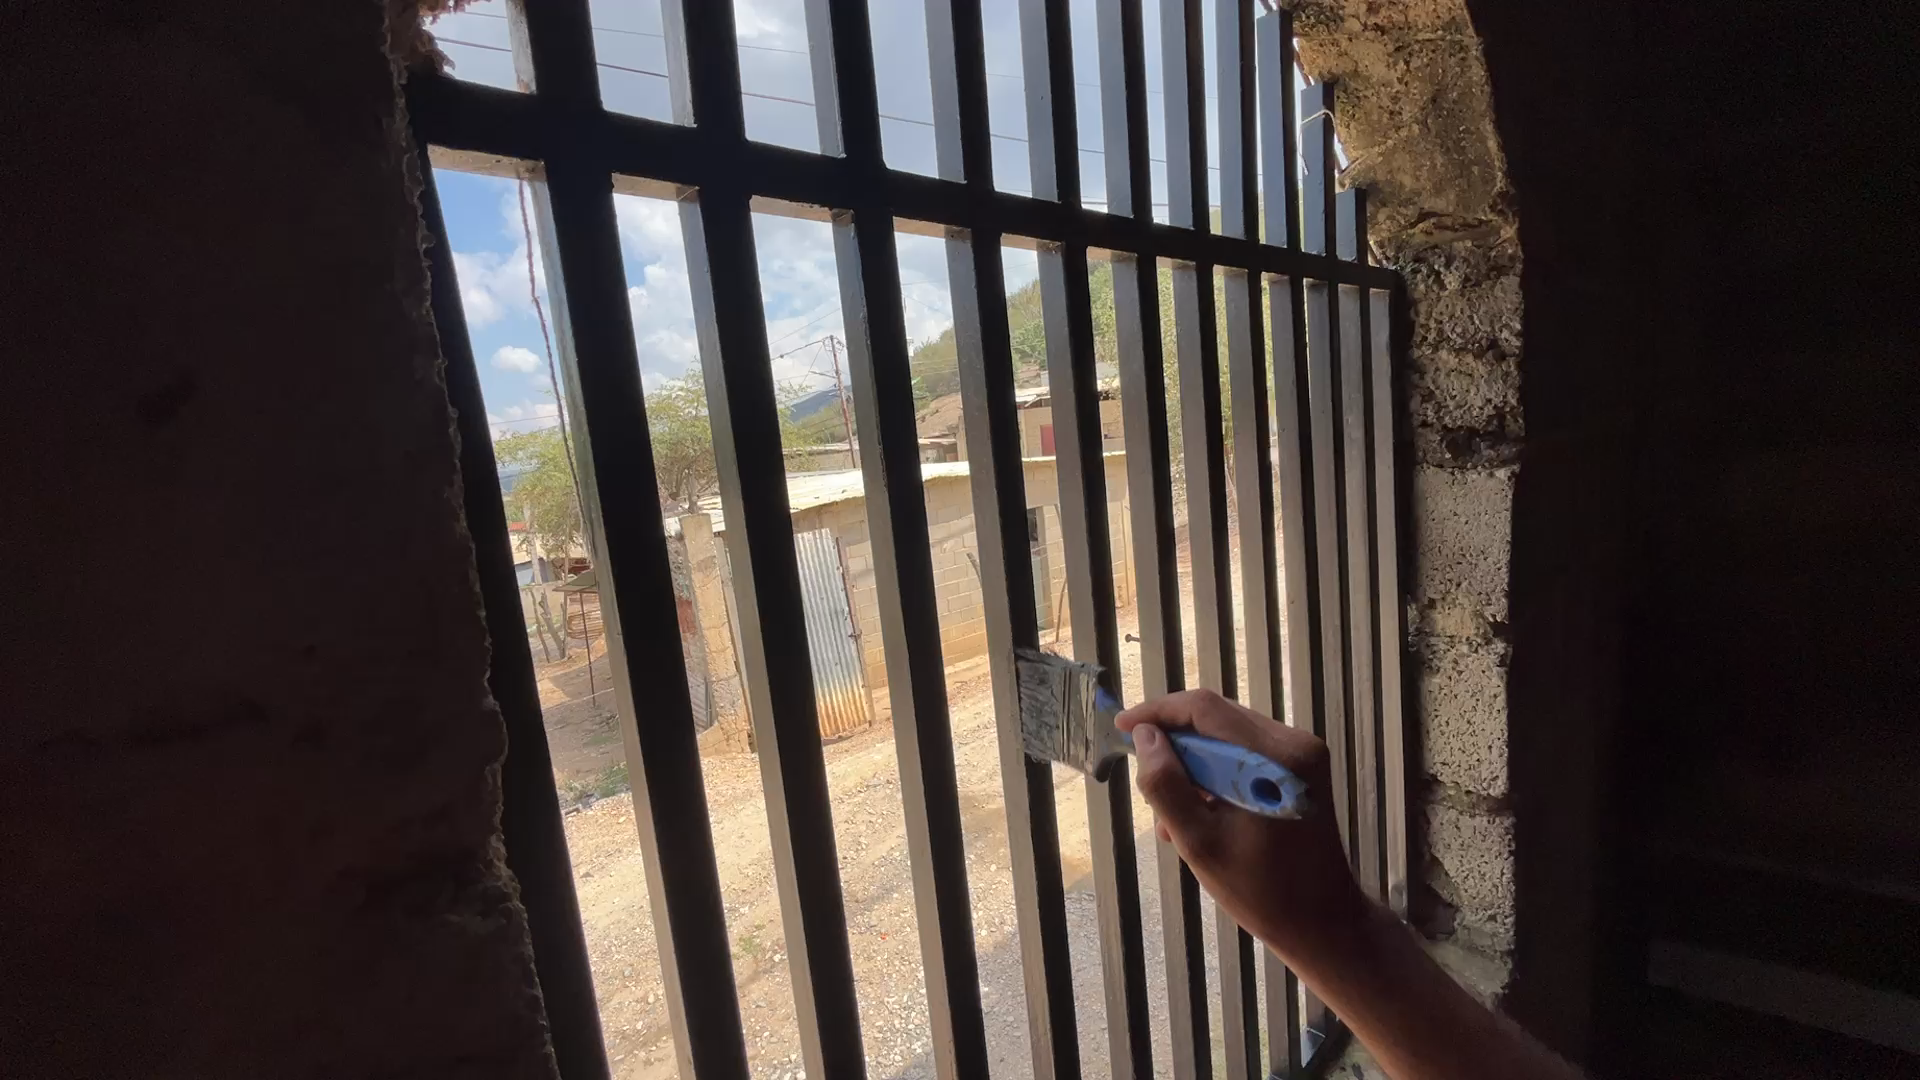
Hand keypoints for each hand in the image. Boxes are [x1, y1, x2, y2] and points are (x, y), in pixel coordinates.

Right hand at [1117, 690, 1366, 968]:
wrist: (1325, 924)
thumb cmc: (1260, 890)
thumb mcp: (1198, 842)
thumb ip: (1166, 784)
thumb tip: (1144, 735)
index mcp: (1273, 757)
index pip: (1203, 708)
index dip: (1157, 711)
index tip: (1122, 727)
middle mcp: (1292, 742)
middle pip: (1214, 716)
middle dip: (1173, 742)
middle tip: (1148, 781)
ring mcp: (1300, 751)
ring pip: (1224, 732)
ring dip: (1191, 761)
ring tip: (1172, 812)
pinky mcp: (1300, 764)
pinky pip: (1241, 748)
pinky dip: (1214, 770)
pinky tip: (1201, 809)